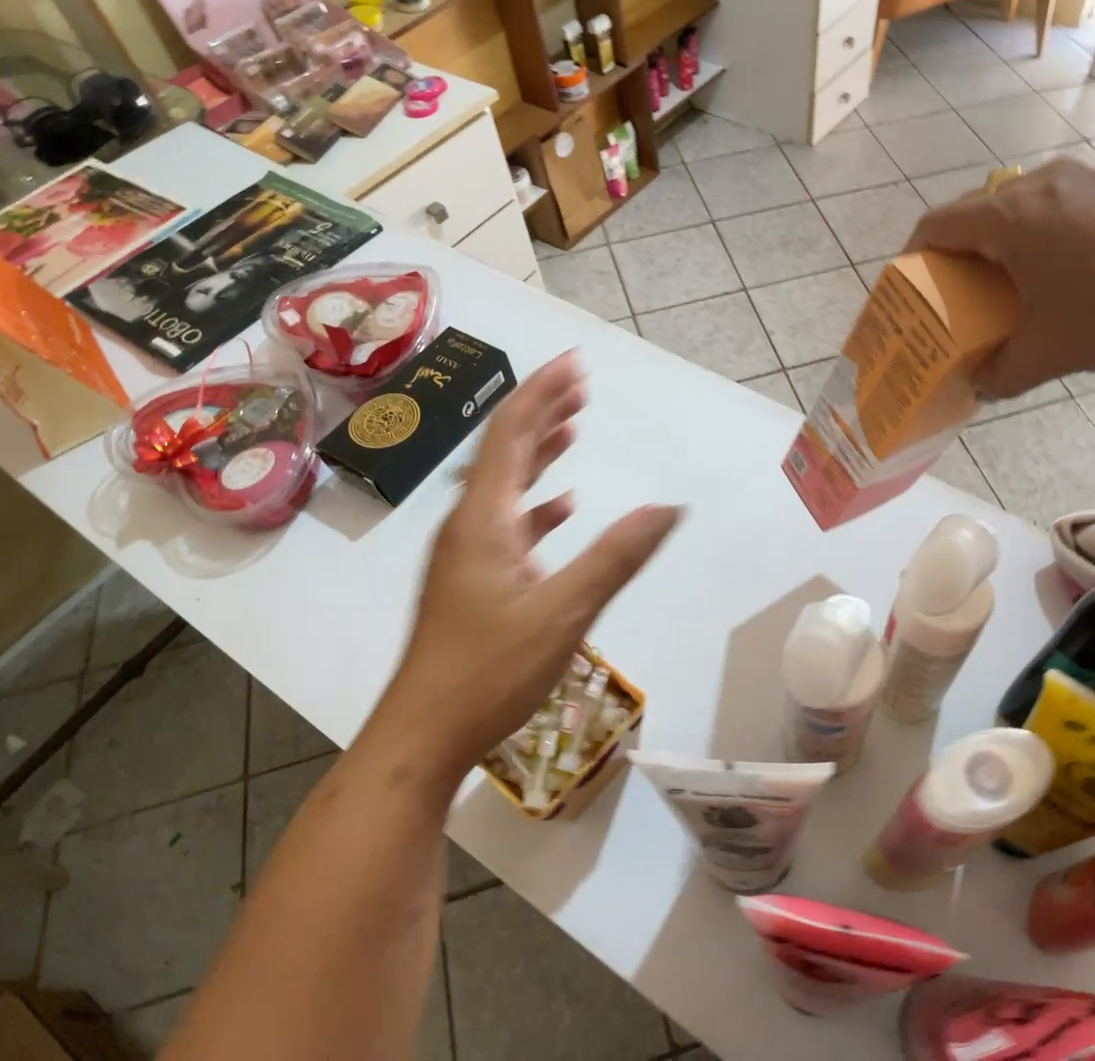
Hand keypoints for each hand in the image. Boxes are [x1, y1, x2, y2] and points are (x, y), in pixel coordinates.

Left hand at [371, 351, 681, 780]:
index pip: (512, 434)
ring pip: (504, 486)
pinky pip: (505, 524)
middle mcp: (468, 525)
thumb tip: (669, 508)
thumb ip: (616, 557)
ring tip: (573, 427)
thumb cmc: (490, 671)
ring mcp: (466, 554)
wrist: (425, 732)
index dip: (543, 392)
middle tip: (581, 384)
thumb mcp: (564, 613)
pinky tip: (560, 509)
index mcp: (484, 519)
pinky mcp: (471, 581)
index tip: (577, 362)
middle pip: (504, 451)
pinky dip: (535, 506)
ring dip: (538, 453)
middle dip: (542, 412)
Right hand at [904, 160, 1094, 398]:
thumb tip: (979, 386)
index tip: (907, 299)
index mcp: (1012, 216)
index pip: (935, 226)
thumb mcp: (1053, 354)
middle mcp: (1041, 185)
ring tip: (1004, 304)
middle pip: (973, 218)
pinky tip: (1058, 289)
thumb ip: (1001, 375)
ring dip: (998, 258)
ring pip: (1016, 217)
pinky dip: (1036, 249)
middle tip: (953, 311)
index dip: (910, 263)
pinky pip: (1054, 216)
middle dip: (954, 266)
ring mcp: (1085, 182)